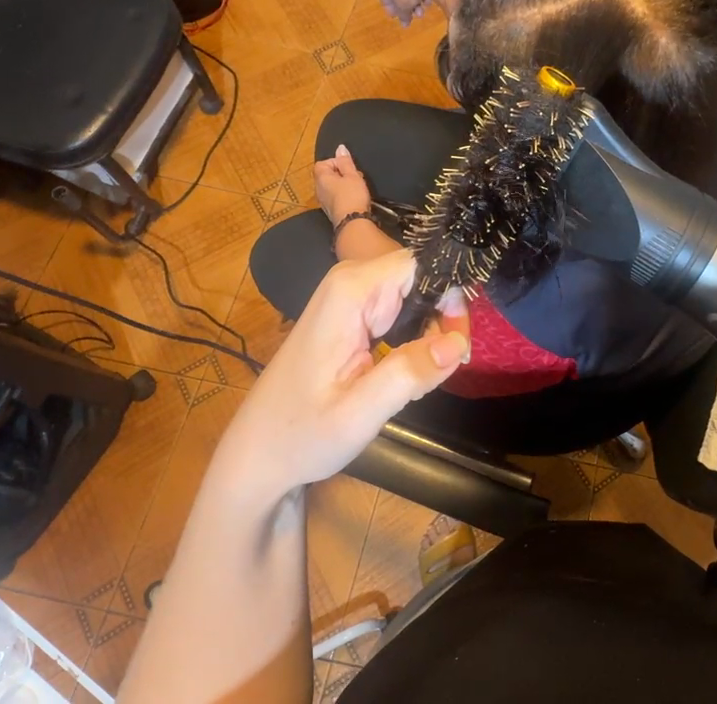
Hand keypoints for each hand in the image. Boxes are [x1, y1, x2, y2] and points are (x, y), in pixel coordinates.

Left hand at [218, 250, 468, 500]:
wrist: (258, 453)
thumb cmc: (300, 436)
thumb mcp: (358, 415)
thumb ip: (409, 374)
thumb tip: (458, 343)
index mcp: (349, 293)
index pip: (419, 263)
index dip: (448, 296)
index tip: (458, 342)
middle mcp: (349, 283)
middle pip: (421, 278)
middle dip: (442, 319)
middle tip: (443, 370)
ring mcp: (349, 296)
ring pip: (414, 295)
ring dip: (430, 333)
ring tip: (422, 378)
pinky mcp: (351, 314)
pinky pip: (400, 310)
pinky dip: (414, 339)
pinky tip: (405, 372)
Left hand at [314, 145, 371, 223]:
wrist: (352, 222)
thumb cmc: (352, 196)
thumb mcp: (352, 175)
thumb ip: (346, 161)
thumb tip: (340, 148)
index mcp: (321, 178)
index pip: (322, 163)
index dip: (336, 162)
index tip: (349, 168)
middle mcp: (318, 189)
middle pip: (327, 175)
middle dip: (341, 174)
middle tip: (355, 177)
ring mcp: (323, 201)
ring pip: (332, 186)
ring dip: (343, 185)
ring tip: (356, 188)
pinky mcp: (331, 210)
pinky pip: (335, 197)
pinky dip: (344, 195)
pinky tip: (354, 198)